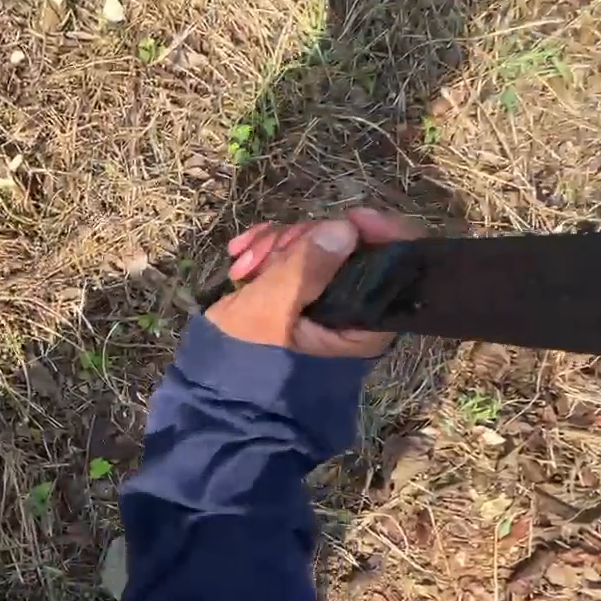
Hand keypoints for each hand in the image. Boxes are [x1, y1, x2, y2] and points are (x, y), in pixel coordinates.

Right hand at [205, 208, 426, 357]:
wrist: (207, 383)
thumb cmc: (241, 359)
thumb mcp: (267, 313)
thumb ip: (302, 271)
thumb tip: (341, 229)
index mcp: (362, 321)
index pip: (393, 262)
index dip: (376, 232)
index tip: (346, 217)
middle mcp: (349, 305)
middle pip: (347, 247)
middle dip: (301, 241)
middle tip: (260, 256)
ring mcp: (319, 296)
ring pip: (314, 245)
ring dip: (274, 246)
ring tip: (240, 266)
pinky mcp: (293, 291)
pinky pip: (290, 253)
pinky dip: (264, 250)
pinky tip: (238, 258)